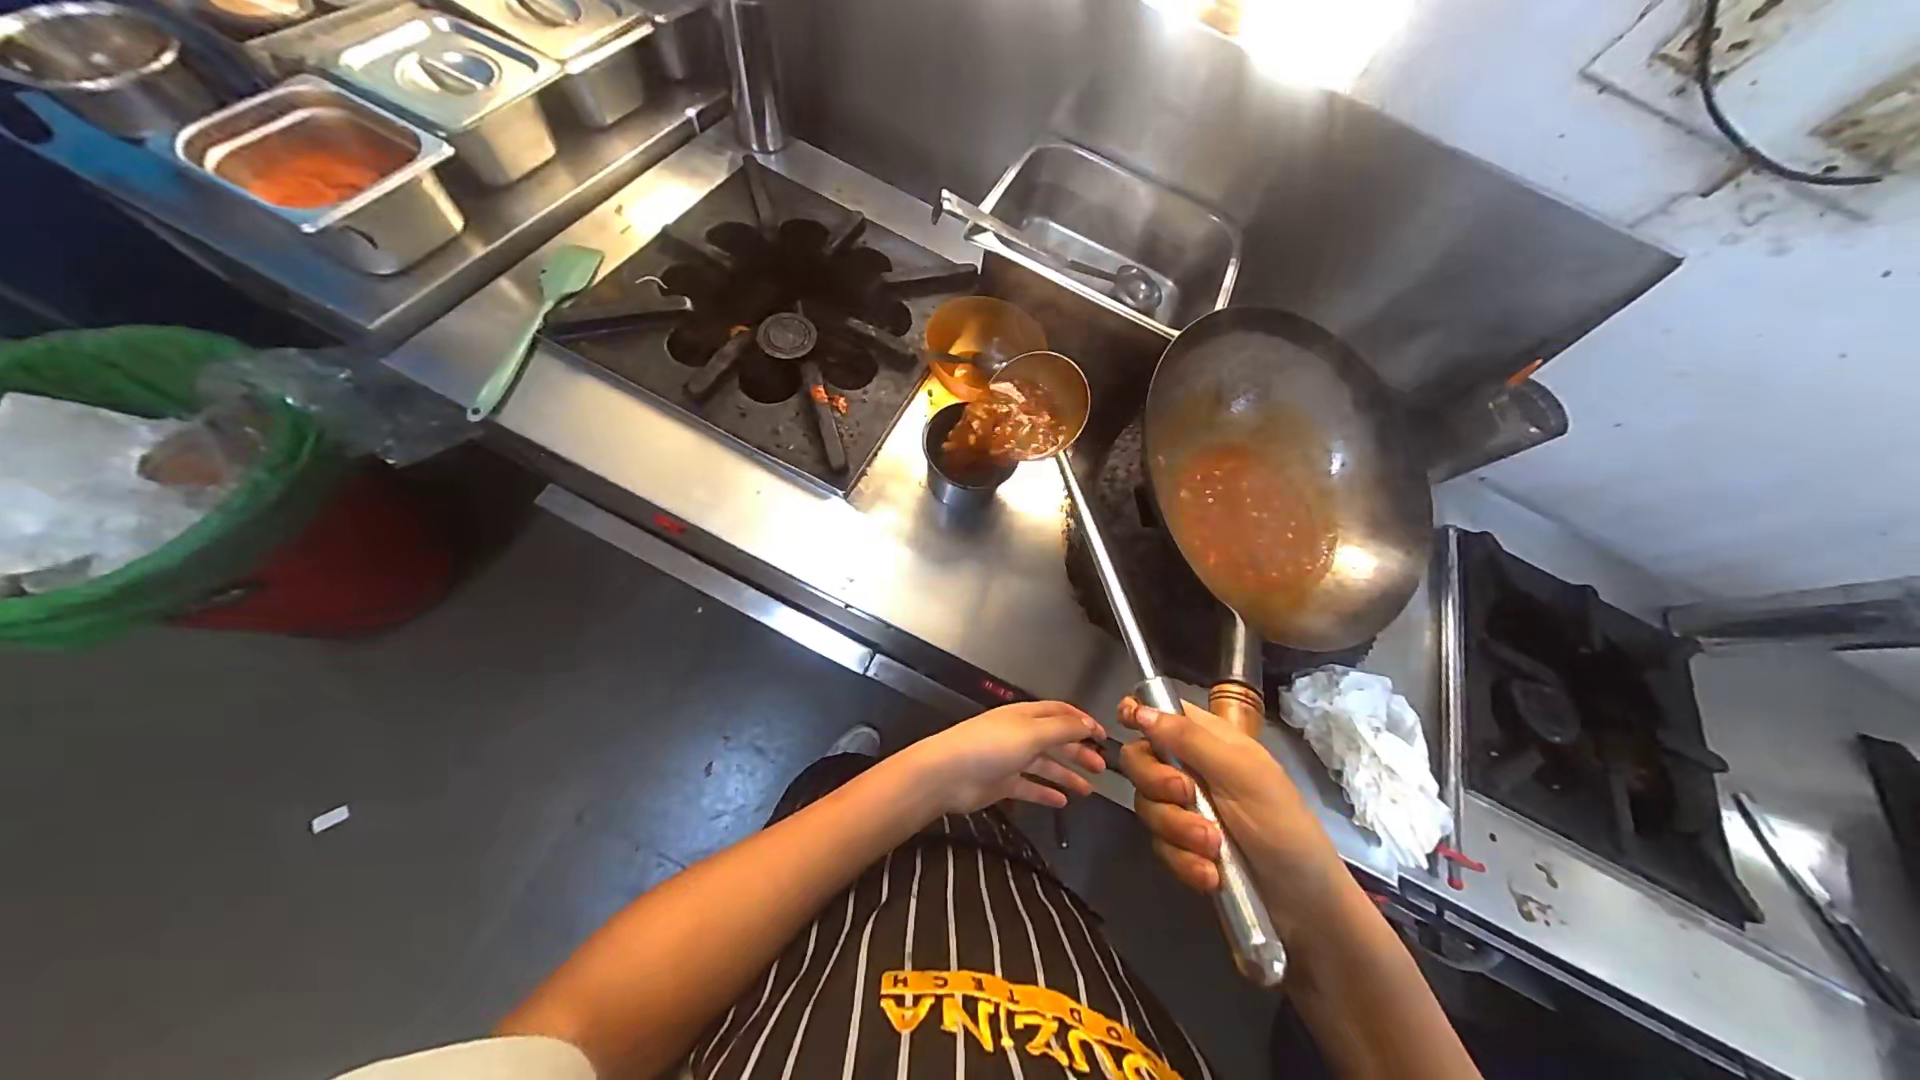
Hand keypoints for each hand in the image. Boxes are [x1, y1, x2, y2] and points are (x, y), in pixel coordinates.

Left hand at [894, 701, 1107, 816]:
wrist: (948, 774)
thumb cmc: (990, 746)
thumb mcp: (1033, 732)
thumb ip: (1064, 729)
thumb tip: (1089, 724)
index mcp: (1025, 716)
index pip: (1060, 713)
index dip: (1083, 722)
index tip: (1104, 736)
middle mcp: (1019, 734)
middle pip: (1055, 740)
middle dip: (1079, 751)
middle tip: (1101, 767)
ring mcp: (1010, 759)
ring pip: (1045, 765)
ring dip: (1067, 775)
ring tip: (1088, 789)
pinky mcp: (1001, 783)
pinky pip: (1030, 787)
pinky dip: (1046, 793)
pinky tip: (1061, 802)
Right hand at [1118, 697, 1347, 931]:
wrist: (1306, 909)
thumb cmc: (1284, 827)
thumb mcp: (1243, 774)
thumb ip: (1189, 740)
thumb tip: (1139, 710)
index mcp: (1209, 740)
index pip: (1161, 711)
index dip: (1138, 712)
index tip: (1127, 724)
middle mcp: (1191, 768)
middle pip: (1139, 758)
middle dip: (1157, 782)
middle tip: (1186, 797)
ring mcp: (1184, 809)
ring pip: (1147, 805)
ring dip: (1177, 829)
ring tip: (1213, 849)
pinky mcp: (1182, 847)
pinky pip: (1159, 844)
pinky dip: (1182, 860)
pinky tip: (1209, 874)